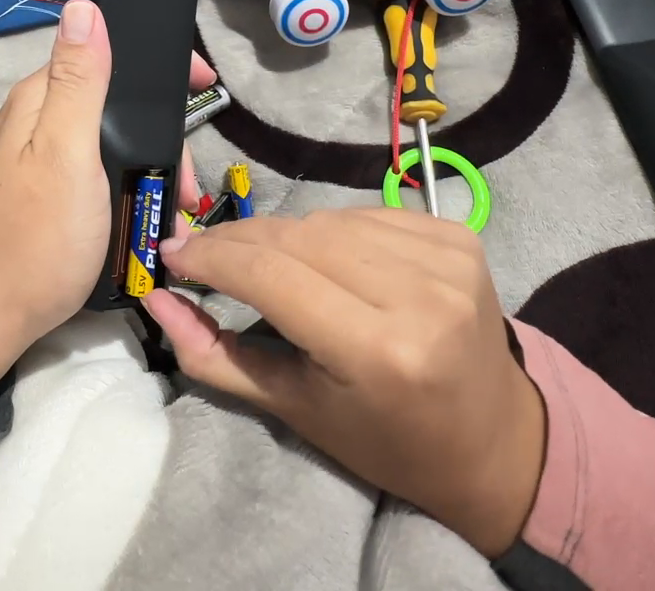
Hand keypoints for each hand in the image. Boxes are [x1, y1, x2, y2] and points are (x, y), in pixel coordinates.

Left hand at [0, 0, 214, 403]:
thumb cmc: (38, 236)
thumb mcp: (66, 153)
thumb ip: (80, 81)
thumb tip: (84, 6)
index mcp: (40, 98)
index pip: (103, 52)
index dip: (156, 64)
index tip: (205, 85)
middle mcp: (40, 120)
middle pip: (117, 104)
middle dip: (164, 135)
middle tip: (191, 185)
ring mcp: (44, 160)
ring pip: (116, 143)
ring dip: (155, 168)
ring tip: (179, 210)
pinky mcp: (52, 194)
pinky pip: (103, 176)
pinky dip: (133, 190)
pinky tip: (152, 219)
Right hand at [142, 208, 545, 556]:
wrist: (496, 439)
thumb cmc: (388, 441)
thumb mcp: (295, 410)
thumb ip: (215, 354)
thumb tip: (157, 298)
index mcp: (379, 351)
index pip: (270, 275)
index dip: (211, 257)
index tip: (171, 254)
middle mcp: (419, 294)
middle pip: (295, 236)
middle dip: (236, 240)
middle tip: (201, 253)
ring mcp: (447, 257)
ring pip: (326, 218)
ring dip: (282, 236)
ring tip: (264, 264)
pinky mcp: (460, 235)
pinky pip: (364, 214)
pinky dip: (330, 230)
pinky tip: (324, 258)